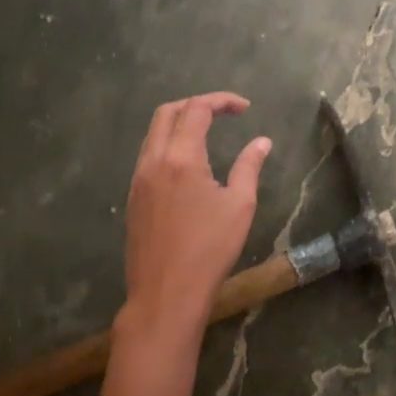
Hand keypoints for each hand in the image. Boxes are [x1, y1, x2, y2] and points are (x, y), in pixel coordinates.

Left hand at [120, 92, 270, 335]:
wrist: (166, 294)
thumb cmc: (209, 249)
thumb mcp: (240, 205)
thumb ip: (249, 166)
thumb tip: (261, 141)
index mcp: (181, 158)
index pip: (197, 110)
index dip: (221, 101)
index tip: (245, 109)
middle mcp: (153, 162)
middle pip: (167, 113)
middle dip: (196, 105)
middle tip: (224, 113)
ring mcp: (138, 180)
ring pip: (153, 134)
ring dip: (179, 123)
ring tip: (208, 132)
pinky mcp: (134, 198)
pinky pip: (148, 155)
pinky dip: (168, 144)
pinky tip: (190, 162)